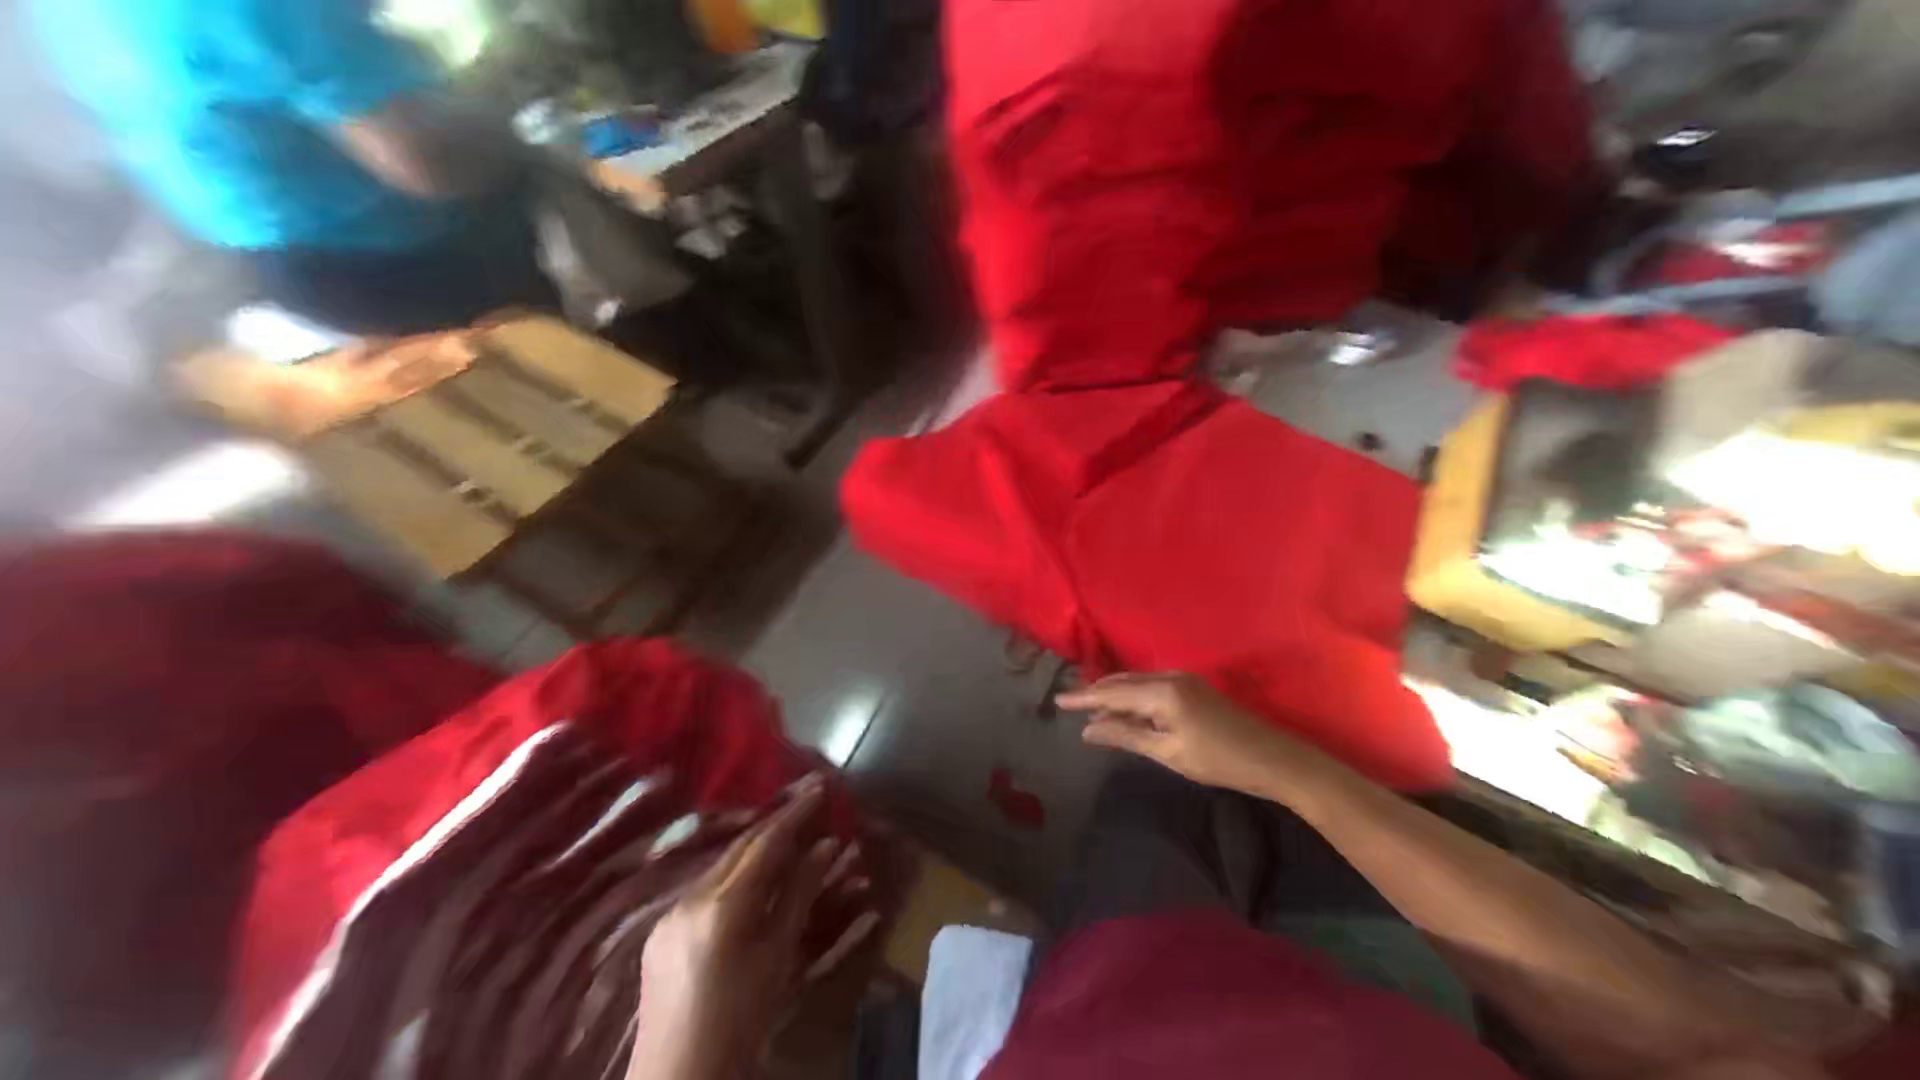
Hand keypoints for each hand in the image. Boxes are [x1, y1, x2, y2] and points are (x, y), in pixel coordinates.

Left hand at [629, 777, 837, 1079]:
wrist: (678, 1078)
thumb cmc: (741, 1020)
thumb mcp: (777, 956)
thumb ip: (799, 895)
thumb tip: (826, 846)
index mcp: (720, 906)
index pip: (764, 844)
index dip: (793, 815)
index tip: (819, 790)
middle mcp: (689, 899)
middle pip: (739, 849)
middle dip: (775, 824)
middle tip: (807, 803)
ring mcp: (668, 914)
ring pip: (720, 866)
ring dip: (754, 848)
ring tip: (787, 835)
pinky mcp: (660, 931)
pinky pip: (704, 887)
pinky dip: (733, 874)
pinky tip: (751, 878)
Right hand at [1057, 673, 1323, 797]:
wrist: (1274, 759)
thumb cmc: (1219, 761)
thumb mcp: (1168, 753)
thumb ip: (1126, 736)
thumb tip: (1087, 730)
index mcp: (1163, 692)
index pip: (1113, 693)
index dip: (1084, 697)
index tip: (1059, 700)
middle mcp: (1171, 677)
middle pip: (1124, 681)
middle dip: (1096, 691)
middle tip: (1070, 700)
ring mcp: (1185, 679)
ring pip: (1137, 681)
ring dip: (1114, 693)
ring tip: (1091, 705)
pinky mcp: (1194, 687)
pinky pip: (1152, 685)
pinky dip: (1133, 694)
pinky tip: (1126, 707)